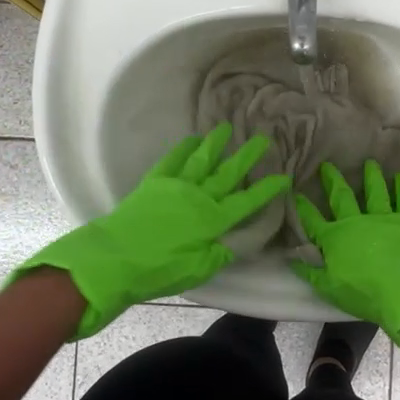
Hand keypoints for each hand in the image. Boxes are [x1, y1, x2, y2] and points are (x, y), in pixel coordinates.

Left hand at [12, 123, 290, 338]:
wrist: (115, 259)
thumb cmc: (160, 270)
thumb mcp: (199, 270)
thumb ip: (221, 254)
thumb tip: (239, 240)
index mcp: (214, 221)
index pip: (247, 202)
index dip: (267, 190)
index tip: (283, 177)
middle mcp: (200, 197)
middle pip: (229, 173)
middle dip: (247, 157)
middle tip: (263, 139)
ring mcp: (176, 186)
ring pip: (202, 160)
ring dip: (216, 144)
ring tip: (227, 128)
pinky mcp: (154, 183)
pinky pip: (173, 160)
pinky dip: (184, 148)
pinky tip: (192, 140)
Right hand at [291, 160, 399, 350]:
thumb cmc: (363, 293)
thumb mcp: (329, 288)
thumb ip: (310, 272)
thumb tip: (291, 258)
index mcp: (334, 238)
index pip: (312, 220)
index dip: (303, 207)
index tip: (296, 193)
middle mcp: (356, 221)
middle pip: (341, 196)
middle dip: (332, 180)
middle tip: (327, 165)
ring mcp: (383, 217)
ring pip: (375, 191)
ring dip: (371, 176)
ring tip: (369, 163)